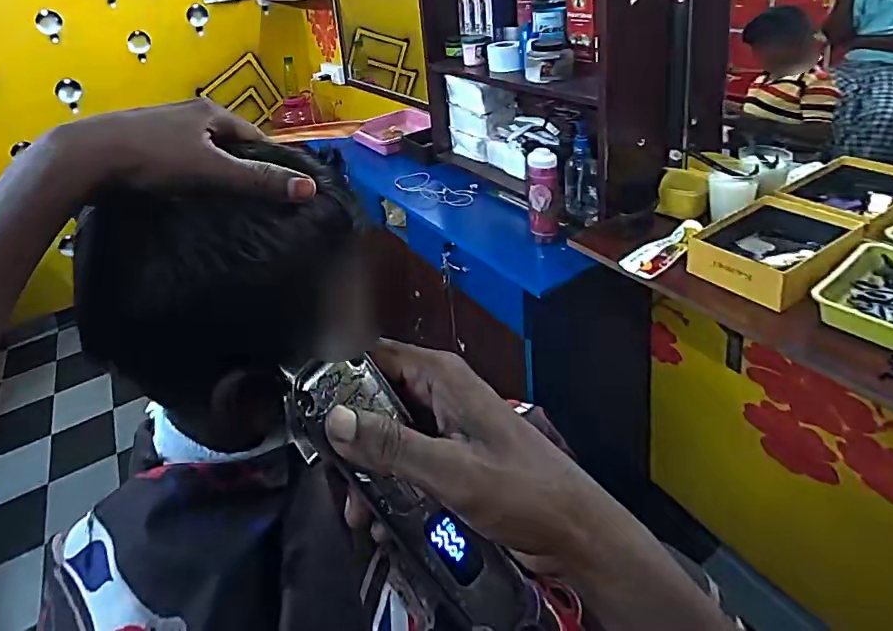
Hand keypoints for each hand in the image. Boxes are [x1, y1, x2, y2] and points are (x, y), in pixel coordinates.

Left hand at [41, 99, 315, 201]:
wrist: (86, 157)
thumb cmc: (152, 157)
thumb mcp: (210, 170)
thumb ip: (256, 179)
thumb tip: (307, 187)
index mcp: (208, 112)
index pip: (252, 134)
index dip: (268, 160)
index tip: (281, 186)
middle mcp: (186, 114)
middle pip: (225, 142)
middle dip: (239, 166)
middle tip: (252, 199)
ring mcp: (160, 128)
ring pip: (198, 151)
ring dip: (210, 172)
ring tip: (220, 201)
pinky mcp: (139, 145)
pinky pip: (175, 161)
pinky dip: (185, 176)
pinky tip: (182, 196)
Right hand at [324, 340, 586, 575]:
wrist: (580, 537)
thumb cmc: (526, 491)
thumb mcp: (451, 470)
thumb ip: (390, 445)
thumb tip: (335, 419)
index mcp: (440, 376)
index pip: (373, 355)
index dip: (338, 374)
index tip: (311, 404)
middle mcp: (439, 392)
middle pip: (376, 396)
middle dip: (351, 434)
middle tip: (332, 468)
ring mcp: (445, 424)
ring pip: (388, 432)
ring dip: (369, 467)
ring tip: (358, 507)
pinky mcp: (450, 454)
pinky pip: (407, 458)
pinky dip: (391, 483)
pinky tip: (382, 516)